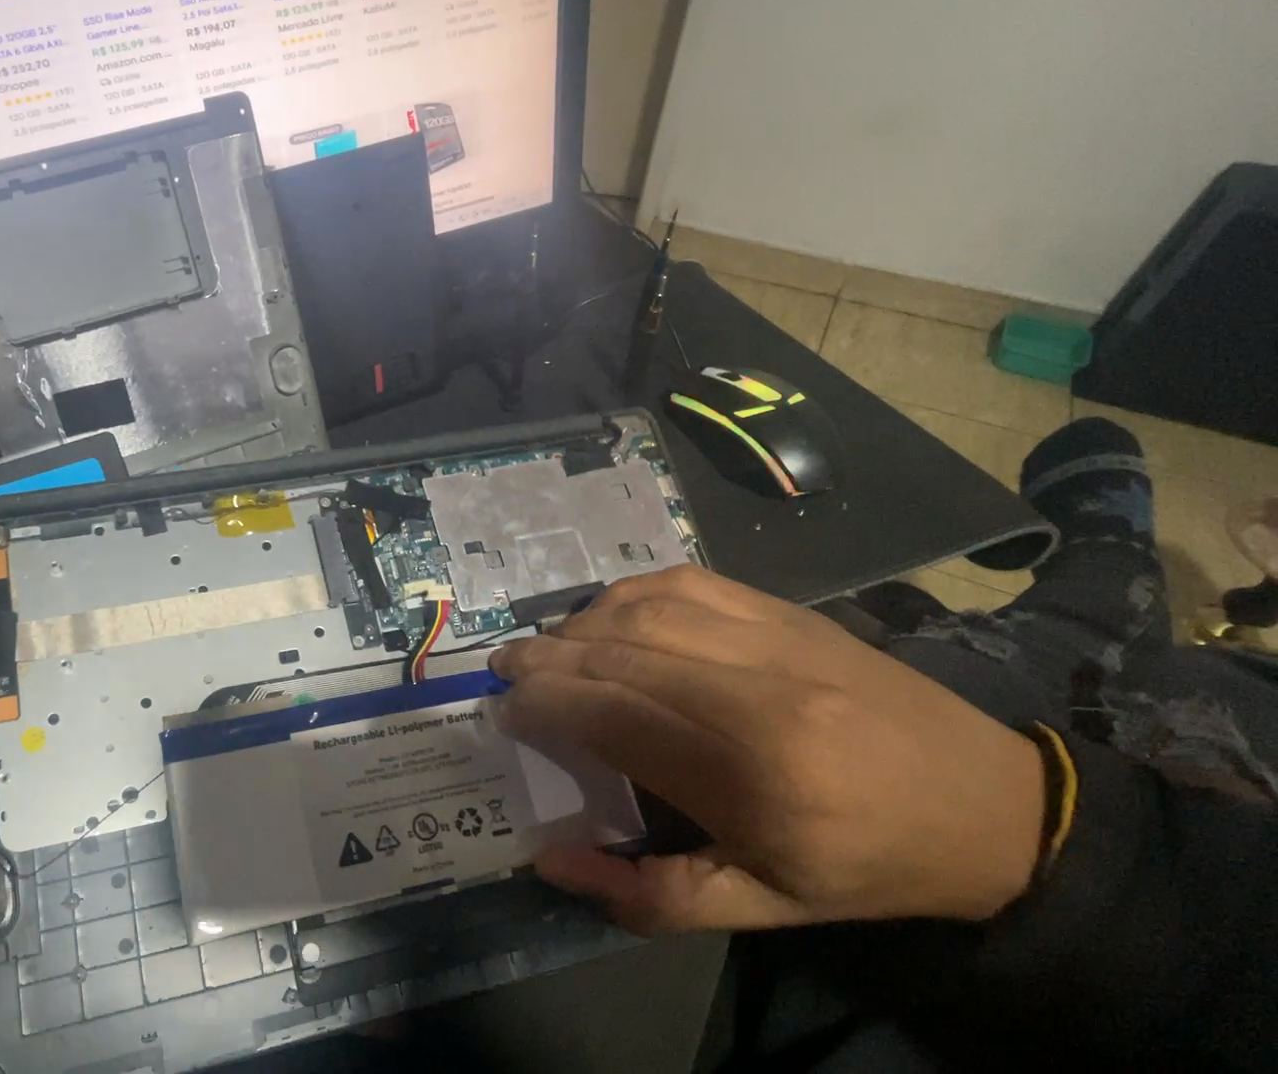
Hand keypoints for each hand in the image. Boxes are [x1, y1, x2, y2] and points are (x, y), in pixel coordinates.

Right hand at [490, 566, 1044, 933]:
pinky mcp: (789, 610)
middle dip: (545, 659)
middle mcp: (755, 691)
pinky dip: (630, 593)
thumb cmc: (864, 866)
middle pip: (617, 655)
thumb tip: (548, 860)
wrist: (989, 806)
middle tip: (503, 669)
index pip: (612, 719)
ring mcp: (776, 637)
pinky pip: (686, 582)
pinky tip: (606, 613)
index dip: (545, 707)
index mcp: (749, 777)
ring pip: (645, 611)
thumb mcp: (761, 909)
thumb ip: (646, 894)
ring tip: (545, 645)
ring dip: (579, 623)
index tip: (506, 713)